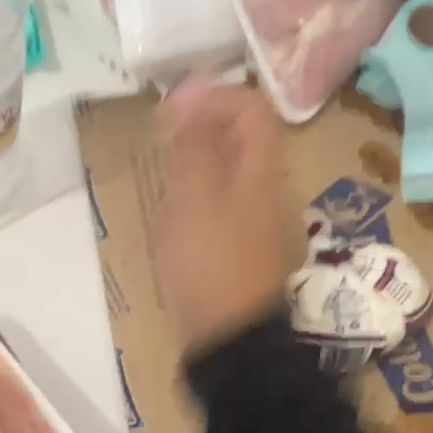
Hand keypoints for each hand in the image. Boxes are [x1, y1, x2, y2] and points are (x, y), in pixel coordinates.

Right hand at [151, 76, 303, 352]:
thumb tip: (191, 88)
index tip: (167, 116)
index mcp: (264, 172)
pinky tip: (175, 244)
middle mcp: (272, 194)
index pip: (249, 108)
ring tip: (163, 210)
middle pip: (240, 146)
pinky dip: (196, 219)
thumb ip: (194, 141)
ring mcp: (263, 230)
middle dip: (196, 144)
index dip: (210, 99)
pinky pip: (223, 221)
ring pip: (229, 184)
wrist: (231, 345)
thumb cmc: (209, 267)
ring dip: (193, 184)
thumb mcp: (195, 198)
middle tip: (160, 164)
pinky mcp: (247, 261)